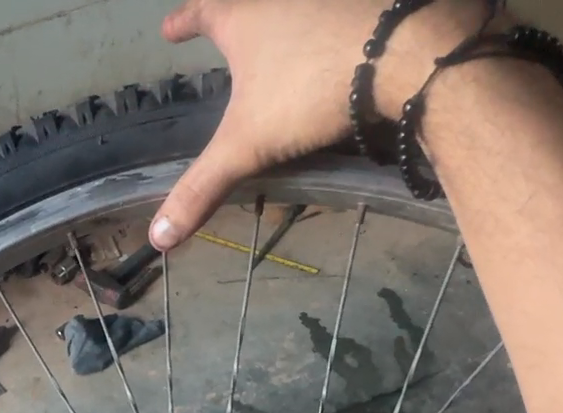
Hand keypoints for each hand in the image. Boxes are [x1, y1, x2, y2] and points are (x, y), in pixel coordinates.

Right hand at [149, 0, 487, 249]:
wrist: (405, 51)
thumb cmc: (309, 92)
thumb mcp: (248, 146)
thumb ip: (202, 189)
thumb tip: (157, 238)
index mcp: (247, 18)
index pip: (204, 12)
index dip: (185, 22)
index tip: (169, 30)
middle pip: (252, 0)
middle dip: (238, 13)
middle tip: (229, 24)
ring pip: (297, 5)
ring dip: (287, 17)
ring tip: (282, 37)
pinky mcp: (370, 5)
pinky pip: (341, 12)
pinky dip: (331, 24)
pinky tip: (337, 40)